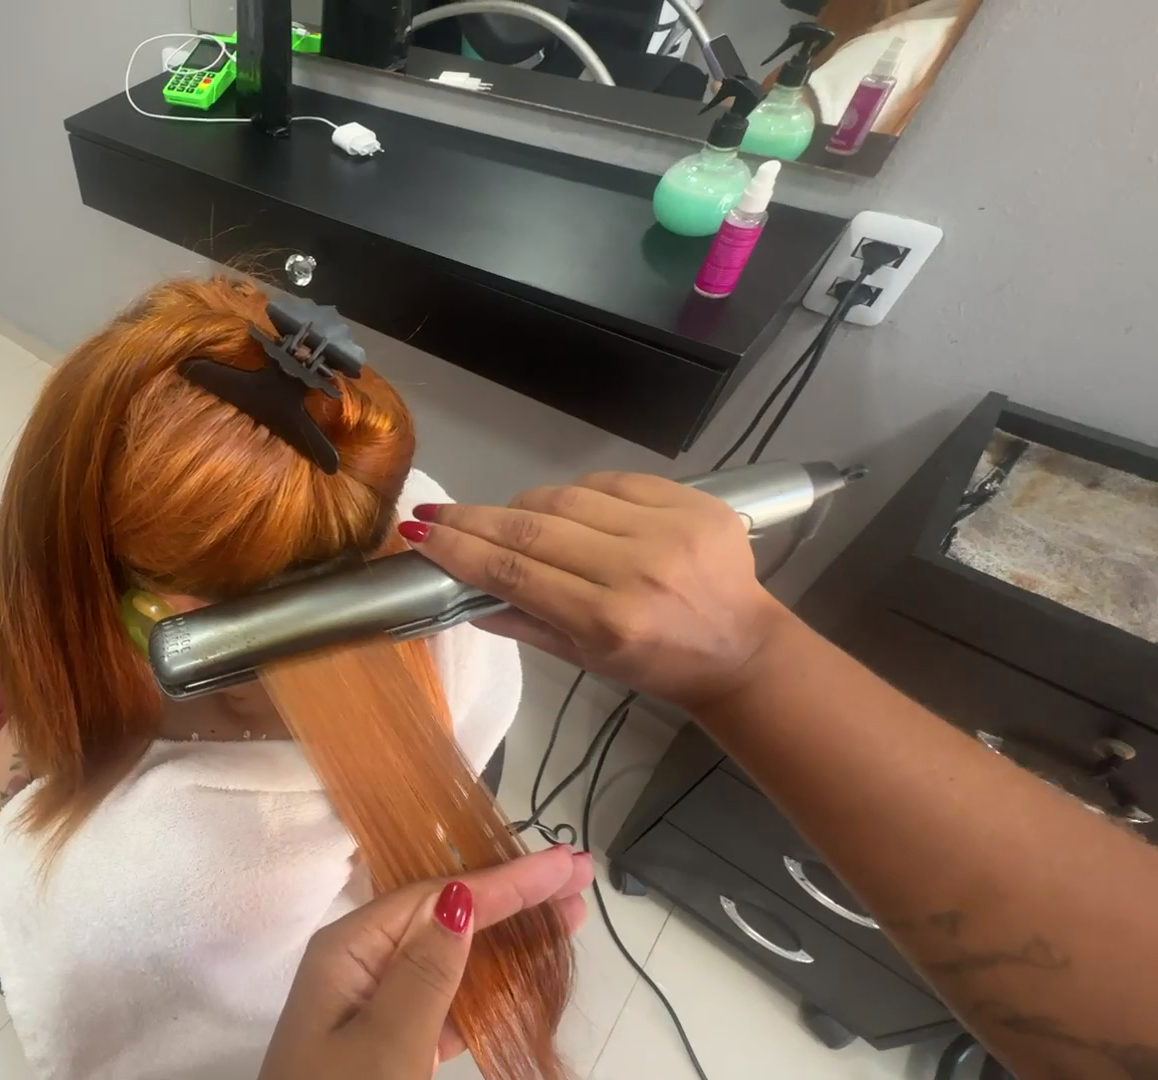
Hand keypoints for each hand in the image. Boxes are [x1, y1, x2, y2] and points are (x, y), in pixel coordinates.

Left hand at [259, 847, 593, 1079]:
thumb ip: (426, 973)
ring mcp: (375, 1001)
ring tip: (565, 914)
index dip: (504, 880)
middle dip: (512, 895)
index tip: (564, 863)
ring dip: (507, 936)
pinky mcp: (391, 1042)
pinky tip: (521, 974)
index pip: (436, 897)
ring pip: (451, 955)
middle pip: (445, 914)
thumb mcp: (386, 1044)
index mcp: (349, 947)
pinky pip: (446, 998)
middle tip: (576, 875)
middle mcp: (361, 961)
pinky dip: (487, 985)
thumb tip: (459, 896)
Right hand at [402, 472, 793, 707]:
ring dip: (520, 506)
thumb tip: (463, 595)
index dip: (457, 548)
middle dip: (470, 518)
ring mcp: (669, 529)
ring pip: (563, 498)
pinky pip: (608, 481)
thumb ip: (520, 623)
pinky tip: (565, 509)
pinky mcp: (694, 502)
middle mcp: (637, 569)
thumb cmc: (654, 664)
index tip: (418, 532)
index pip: (512, 571)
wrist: (743, 648)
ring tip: (502, 518)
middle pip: (530, 529)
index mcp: (608, 619)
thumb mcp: (582, 659)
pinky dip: (574, 493)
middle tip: (433, 512)